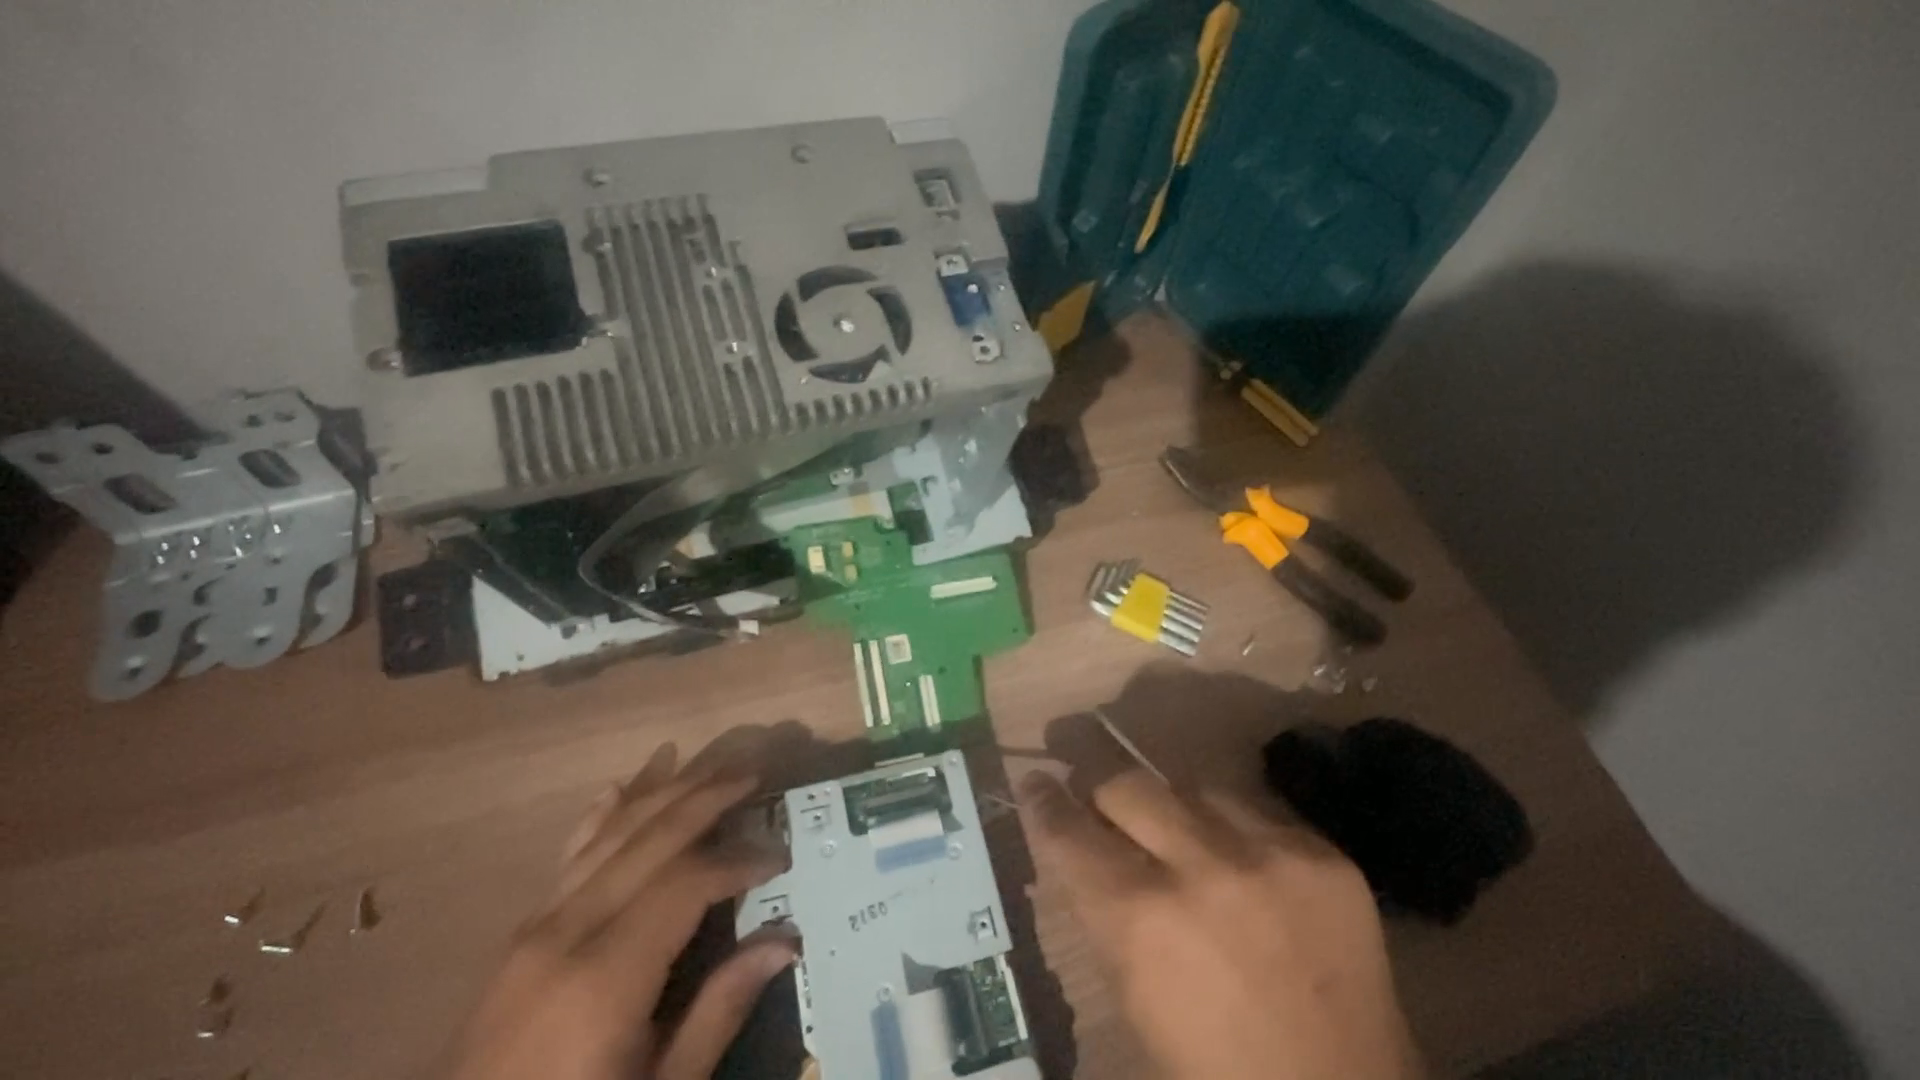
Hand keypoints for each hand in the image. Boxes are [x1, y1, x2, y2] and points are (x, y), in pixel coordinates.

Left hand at [443, 744, 794, 1079]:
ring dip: (657, 793)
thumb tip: (784, 942)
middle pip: (647, 840)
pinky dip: (598, 817)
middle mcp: (567, 933)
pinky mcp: (518, 937)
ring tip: (700, 761)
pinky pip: (566, 860)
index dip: (738, 860)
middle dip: (702, 798)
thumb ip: (719, 1011)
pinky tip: (617, 787)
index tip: (780, 857)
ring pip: (605, 837)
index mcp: (606, 976)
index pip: (686, 883)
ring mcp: (534, 929)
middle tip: (752, 771)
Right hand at [1018, 766, 1423, 1079]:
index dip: (1045, 802)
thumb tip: (1083, 851)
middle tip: (1101, 804)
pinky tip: (1242, 864)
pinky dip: (1234, 830)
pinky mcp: (1323, 852)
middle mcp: (1200, 868)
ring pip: (1192, 786)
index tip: (1037, 783)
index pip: (1069, 831)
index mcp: (1139, 920)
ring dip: (1173, 809)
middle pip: (1126, 784)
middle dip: (1102, 792)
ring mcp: (1269, 853)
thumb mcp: (1133, 996)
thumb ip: (1104, 913)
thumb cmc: (1214, 1060)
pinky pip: (1256, 811)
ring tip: (1181, 837)